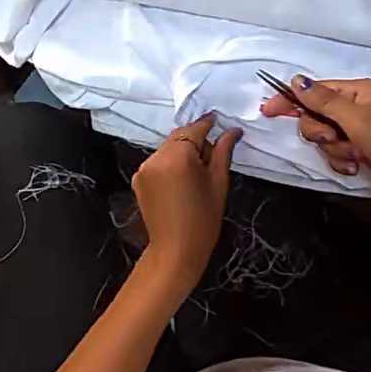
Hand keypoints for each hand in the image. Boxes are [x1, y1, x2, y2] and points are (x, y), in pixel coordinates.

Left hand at [130, 114, 240, 294]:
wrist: (176, 250)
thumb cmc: (204, 219)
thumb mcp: (218, 183)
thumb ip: (223, 152)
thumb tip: (232, 131)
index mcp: (178, 156)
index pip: (194, 130)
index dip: (207, 125)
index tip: (217, 121)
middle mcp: (156, 157)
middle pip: (178, 137)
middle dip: (194, 140)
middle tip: (212, 153)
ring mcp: (144, 168)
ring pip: (167, 149)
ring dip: (181, 152)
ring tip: (197, 170)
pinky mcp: (138, 179)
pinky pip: (157, 162)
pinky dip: (169, 164)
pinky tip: (181, 180)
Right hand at [262, 76, 370, 218]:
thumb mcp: (357, 117)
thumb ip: (323, 101)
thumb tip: (296, 80)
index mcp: (359, 91)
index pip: (315, 90)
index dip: (292, 100)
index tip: (268, 110)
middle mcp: (357, 109)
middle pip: (315, 116)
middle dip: (319, 131)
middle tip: (332, 138)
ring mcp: (359, 132)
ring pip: (323, 138)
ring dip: (332, 149)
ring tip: (353, 156)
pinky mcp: (360, 153)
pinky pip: (334, 154)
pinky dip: (341, 161)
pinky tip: (355, 166)